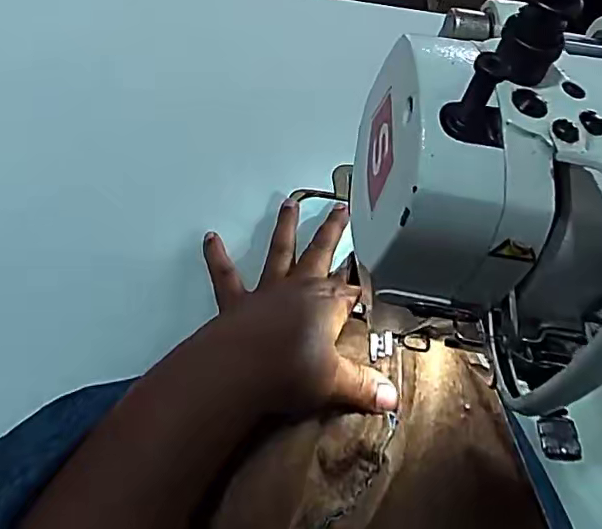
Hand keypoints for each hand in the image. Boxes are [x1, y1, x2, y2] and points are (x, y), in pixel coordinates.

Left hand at [195, 198, 397, 416]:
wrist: (241, 369)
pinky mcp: (238, 300)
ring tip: (288, 204)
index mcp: (326, 303)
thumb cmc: (290, 370)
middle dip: (333, 230)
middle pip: (321, 252)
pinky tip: (211, 239)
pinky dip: (217, 256)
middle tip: (340, 208)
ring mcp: (268, 290)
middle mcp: (299, 287)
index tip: (374, 278)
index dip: (364, 286)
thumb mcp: (335, 383)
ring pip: (280, 250)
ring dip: (285, 227)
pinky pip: (226, 274)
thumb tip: (391, 398)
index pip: (352, 290)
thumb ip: (363, 386)